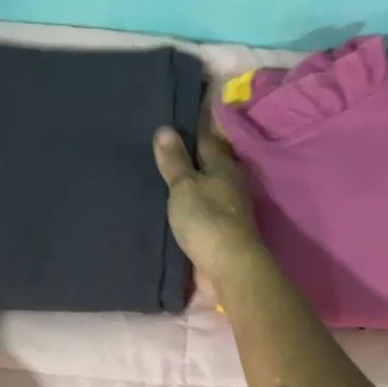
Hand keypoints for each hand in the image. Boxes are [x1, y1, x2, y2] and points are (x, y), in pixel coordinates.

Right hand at [153, 124, 266, 284]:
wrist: (227, 267)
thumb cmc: (206, 219)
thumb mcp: (185, 185)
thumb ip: (175, 161)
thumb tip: (165, 128)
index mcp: (223, 166)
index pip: (206, 138)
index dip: (191, 128)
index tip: (173, 119)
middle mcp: (228, 185)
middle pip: (206, 166)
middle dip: (188, 158)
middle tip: (160, 148)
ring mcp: (226, 211)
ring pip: (203, 191)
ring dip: (187, 187)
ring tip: (158, 178)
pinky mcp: (219, 234)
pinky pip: (199, 215)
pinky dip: (186, 210)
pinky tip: (169, 209)